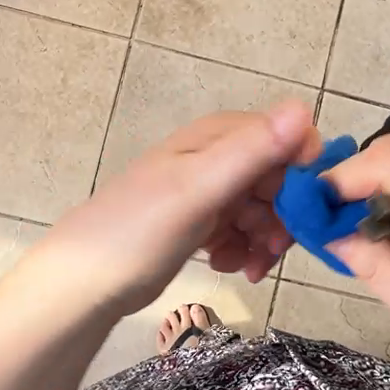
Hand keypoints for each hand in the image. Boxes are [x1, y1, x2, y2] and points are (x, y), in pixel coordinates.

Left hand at [29, 101, 320, 316]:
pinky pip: (244, 231)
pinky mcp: (204, 222)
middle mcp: (219, 156)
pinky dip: (244, 251)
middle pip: (282, 180)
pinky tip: (227, 267)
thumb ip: (251, 151)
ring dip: (266, 241)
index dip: (304, 177)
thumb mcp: (198, 189)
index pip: (289, 140)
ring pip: (266, 210)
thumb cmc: (138, 231)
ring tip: (248, 268)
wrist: (85, 282)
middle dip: (285, 217)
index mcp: (220, 136)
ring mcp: (211, 190)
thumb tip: (303, 107)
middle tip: (272, 250)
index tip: (301, 216)